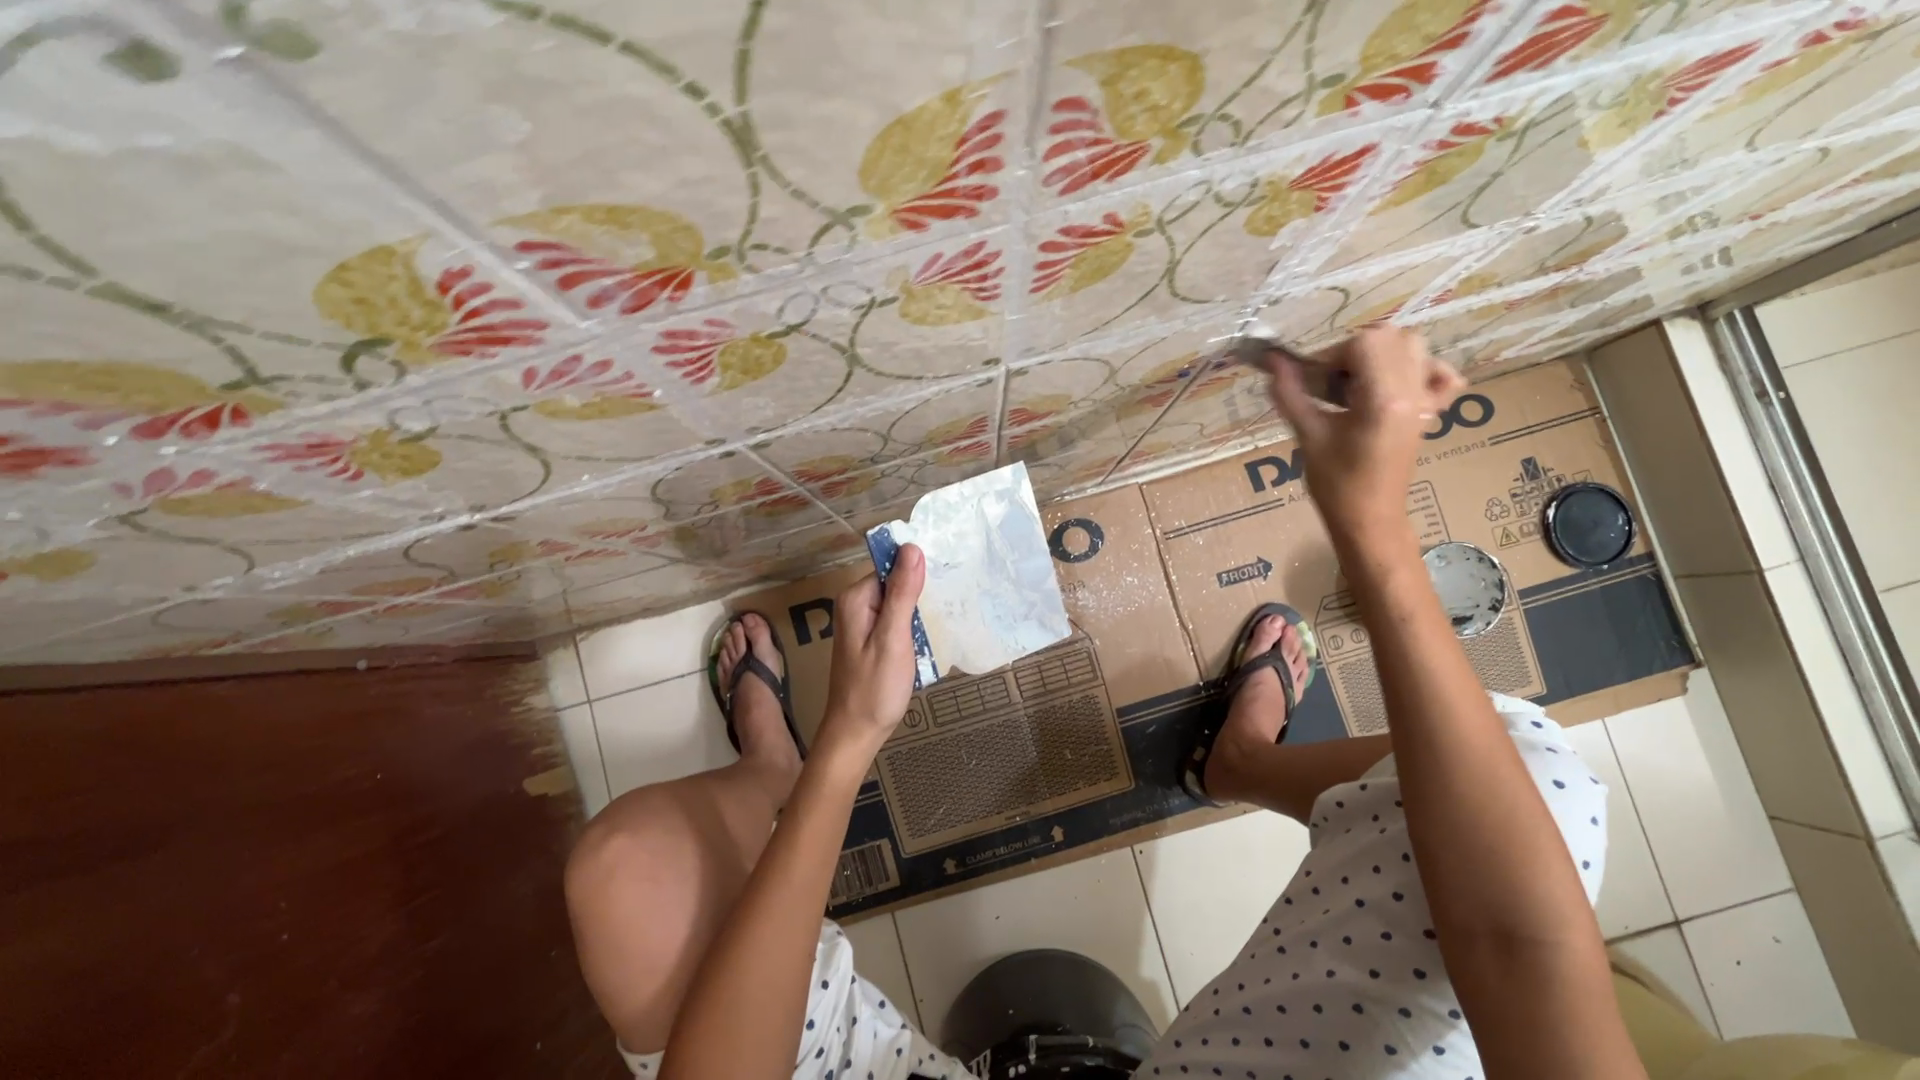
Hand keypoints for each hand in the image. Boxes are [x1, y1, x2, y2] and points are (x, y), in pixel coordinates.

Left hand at [819, 543, 927, 751]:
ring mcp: (862, 624)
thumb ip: (903, 593)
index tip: (945, 580)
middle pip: (895, 583)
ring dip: (919, 611)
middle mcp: (855, 606)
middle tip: (951, 603)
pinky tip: (928, 638)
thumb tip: (912, 548)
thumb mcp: (893, 638)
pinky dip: (913, 627)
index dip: (917, 572)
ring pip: (899, 603)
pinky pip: (896, 621)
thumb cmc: (874, 688)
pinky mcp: (872, 641)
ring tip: (944, 619)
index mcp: (856, 599)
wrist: (857, 733)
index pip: (891, 567)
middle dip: (921, 592)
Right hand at [1265, 327, 1463, 550]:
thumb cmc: (1336, 484)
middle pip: (1392, 337)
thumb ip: (1290, 394)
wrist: (1369, 519)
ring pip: (1415, 347)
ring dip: (1383, 353)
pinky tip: (1397, 385)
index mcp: (1383, 399)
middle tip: (1333, 380)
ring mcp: (1427, 402)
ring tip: (1359, 382)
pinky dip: (1421, 369)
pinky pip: (1441, 375)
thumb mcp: (1308, 436)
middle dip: (1356, 350)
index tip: (1313, 379)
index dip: (1333, 354)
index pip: (1365, 343)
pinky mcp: (1431, 412)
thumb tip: (1272, 362)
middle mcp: (1413, 393)